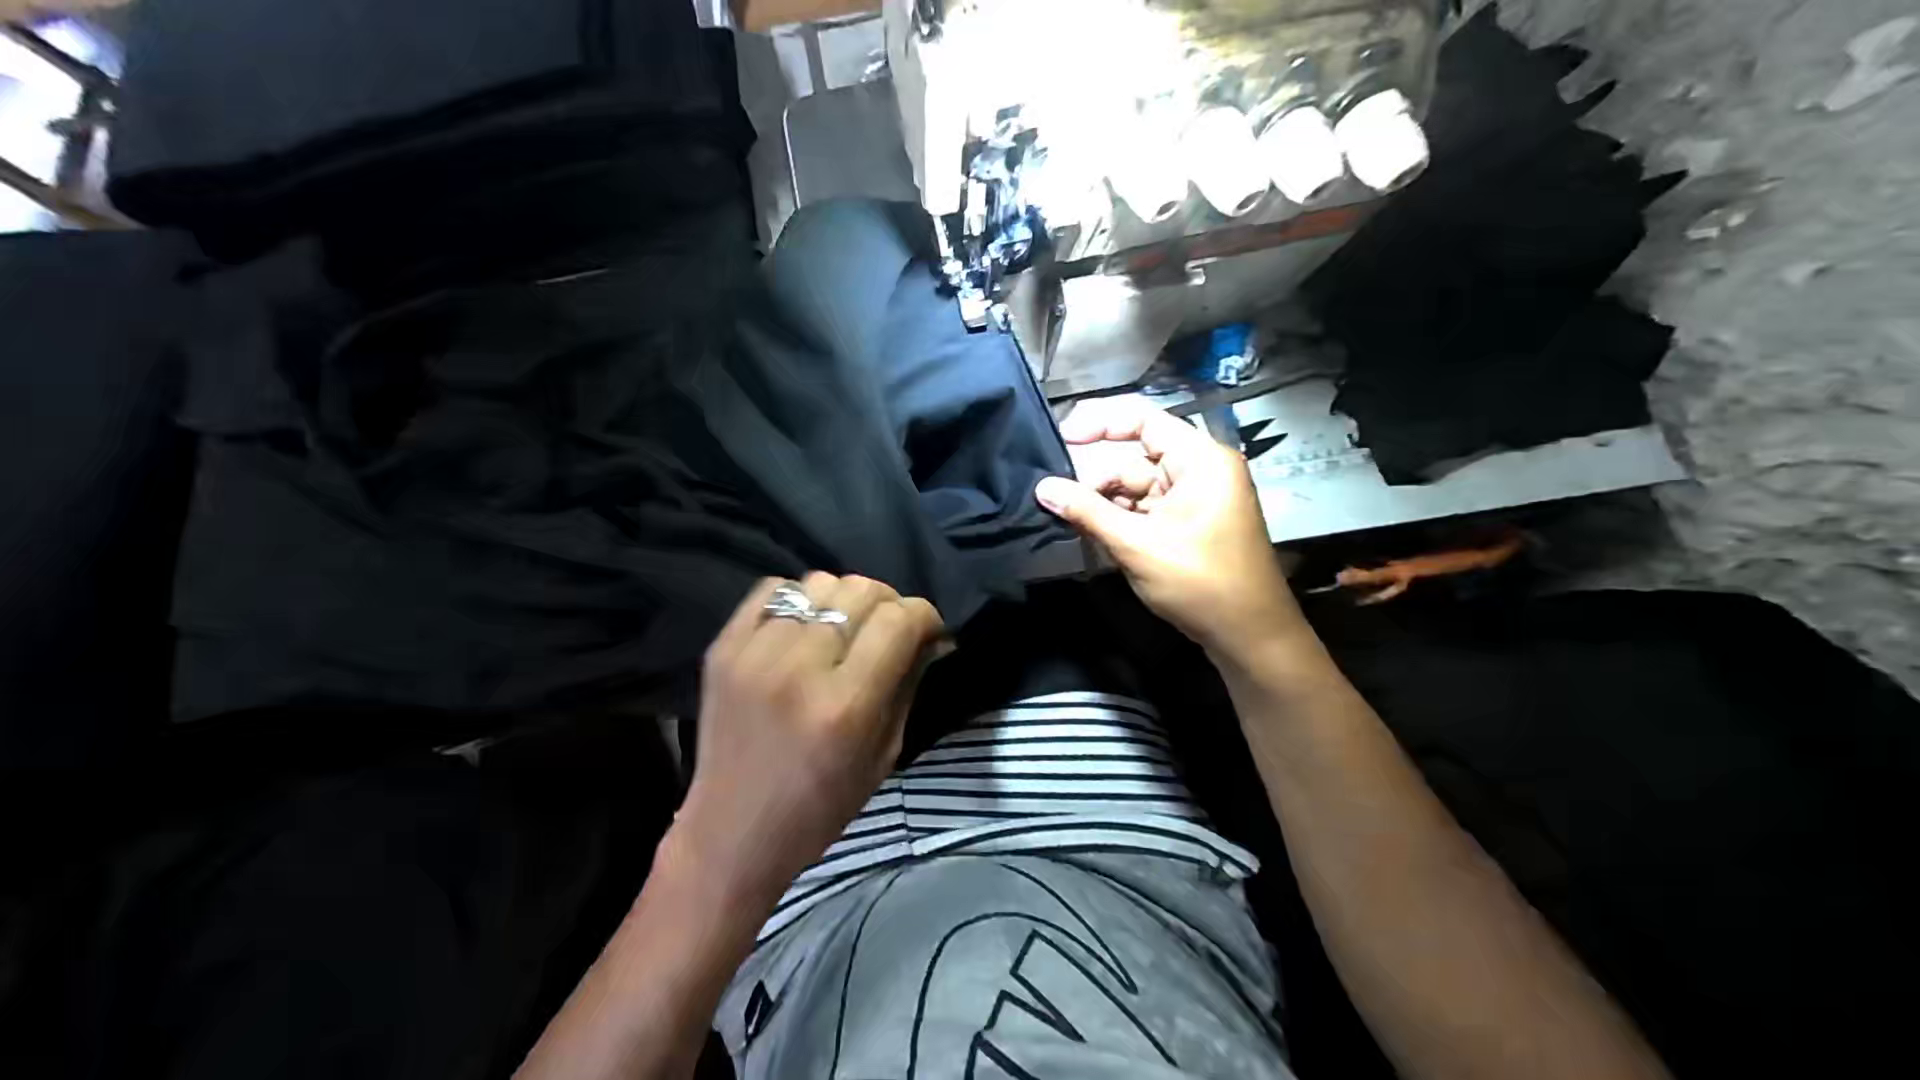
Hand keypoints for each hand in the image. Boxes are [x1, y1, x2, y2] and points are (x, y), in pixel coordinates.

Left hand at [671, 574, 944, 901]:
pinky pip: (772, 589)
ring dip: (843, 600)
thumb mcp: (884, 753)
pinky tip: (802, 627)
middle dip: (889, 604)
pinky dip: (797, 599)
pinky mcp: (723, 648)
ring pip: (819, 582)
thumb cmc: (821, 806)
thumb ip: (908, 683)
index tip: (928, 632)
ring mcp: (755, 653)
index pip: (900, 620)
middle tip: (888, 631)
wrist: (732, 831)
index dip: (925, 616)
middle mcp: (800, 668)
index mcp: (846, 704)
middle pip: (862, 590)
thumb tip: (932, 636)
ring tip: (842, 628)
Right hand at [1037, 398, 1303, 654]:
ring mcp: (1195, 499)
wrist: (1249, 637)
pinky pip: (1146, 509)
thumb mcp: (1137, 545)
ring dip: (1104, 502)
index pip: (1144, 420)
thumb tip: (1043, 488)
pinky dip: (1120, 518)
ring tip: (1070, 518)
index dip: (1100, 423)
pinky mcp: (1188, 524)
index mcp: (1200, 460)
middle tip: (1058, 498)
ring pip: (1136, 487)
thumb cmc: (1200, 583)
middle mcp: (1199, 471)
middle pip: (1135, 457)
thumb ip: (1088, 512)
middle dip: (1096, 477)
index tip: (1062, 439)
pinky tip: (1092, 531)